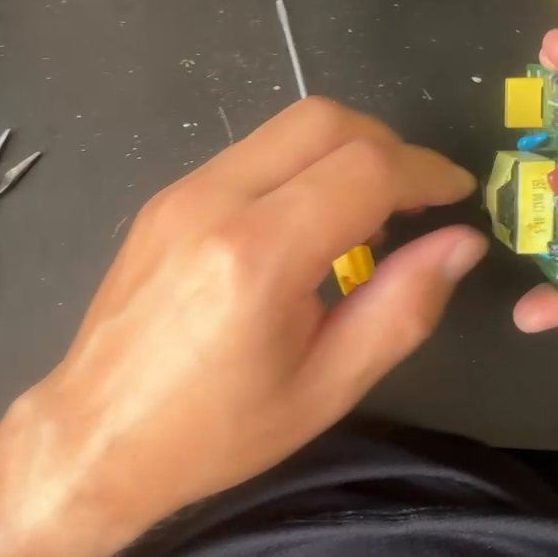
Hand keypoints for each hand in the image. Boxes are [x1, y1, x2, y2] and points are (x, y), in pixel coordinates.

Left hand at [13, 98, 485, 533]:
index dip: (426, 171)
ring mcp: (180, 191)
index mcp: (257, 254)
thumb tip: (460, 244)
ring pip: (282, 129)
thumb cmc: (215, 432)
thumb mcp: (326, 386)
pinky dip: (297, 166)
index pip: (364, 168)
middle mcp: (214, 201)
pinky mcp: (164, 198)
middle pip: (321, 120)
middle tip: (415, 198)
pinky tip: (305, 222)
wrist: (96, 436)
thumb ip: (402, 307)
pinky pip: (249, 155)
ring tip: (366, 214)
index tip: (458, 194)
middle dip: (386, 144)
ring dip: (340, 151)